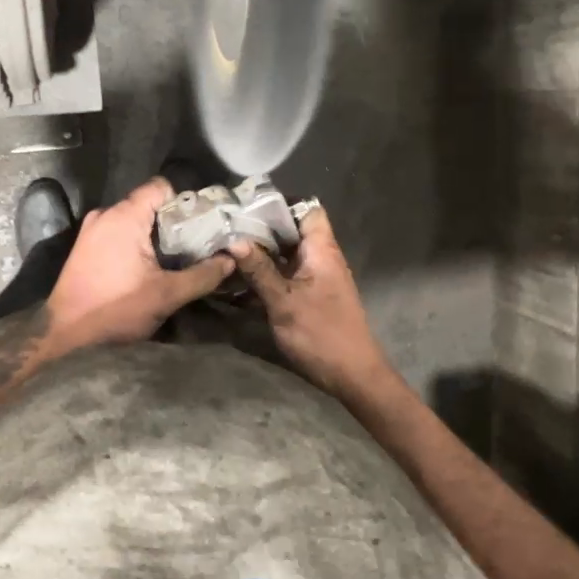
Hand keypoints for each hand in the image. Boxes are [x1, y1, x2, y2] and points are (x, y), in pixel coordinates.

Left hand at [45, 177, 234, 352]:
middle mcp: (105, 215)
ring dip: (156, 236)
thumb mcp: (167, 295)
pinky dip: (138, 244)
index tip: (203, 224)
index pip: (161, 187)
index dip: (185, 202)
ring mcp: (92, 230)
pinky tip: (150, 268)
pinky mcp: (85, 247)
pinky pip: (119, 234)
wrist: (65, 335)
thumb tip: (231, 260)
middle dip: (174, 222)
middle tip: (197, 245)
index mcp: (124, 216)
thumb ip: (203, 275)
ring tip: (178, 259)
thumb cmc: (116, 310)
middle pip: (149, 204)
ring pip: (134, 220)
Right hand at [231, 207, 393, 397]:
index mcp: (322, 250)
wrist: (352, 375)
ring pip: (286, 256)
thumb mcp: (284, 302)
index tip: (246, 208)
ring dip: (260, 255)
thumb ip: (259, 270)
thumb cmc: (321, 334)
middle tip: (226, 230)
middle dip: (261, 230)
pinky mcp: (310, 297)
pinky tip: (239, 283)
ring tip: (226, 252)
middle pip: (292, 232)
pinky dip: (266, 276)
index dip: (280, 204)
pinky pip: (285, 276)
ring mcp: (316, 278)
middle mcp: (321, 258)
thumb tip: (233, 240)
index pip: (307, 209)